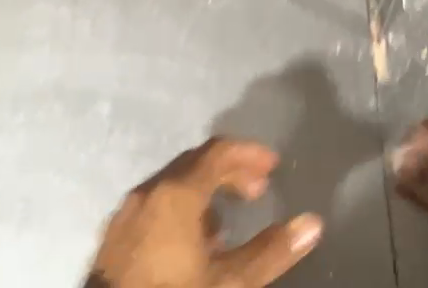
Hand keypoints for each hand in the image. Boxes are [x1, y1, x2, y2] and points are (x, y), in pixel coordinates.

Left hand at [89, 138, 322, 287]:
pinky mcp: (114, 236)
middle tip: (258, 192)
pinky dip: (180, 210)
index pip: (218, 152)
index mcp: (177, 192)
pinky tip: (191, 243)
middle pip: (195, 164)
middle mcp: (150, 190)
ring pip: (173, 185)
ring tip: (227, 223)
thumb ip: (270, 251)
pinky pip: (154, 206)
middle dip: (230, 171)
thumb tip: (313, 223)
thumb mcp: (228, 282)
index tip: (273, 166)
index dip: (249, 154)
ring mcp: (127, 213)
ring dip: (204, 192)